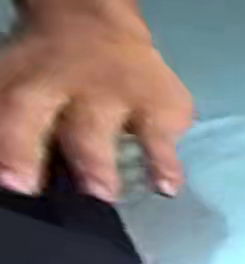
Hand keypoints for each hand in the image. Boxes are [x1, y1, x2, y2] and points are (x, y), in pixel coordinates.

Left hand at [0, 0, 192, 197]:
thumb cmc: (59, 65)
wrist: (99, 26)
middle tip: (35, 188)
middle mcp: (62, 87)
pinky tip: (167, 187)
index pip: (8, 114)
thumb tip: (29, 164)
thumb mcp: (27, 78)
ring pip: (98, 130)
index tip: (14, 185)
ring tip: (104, 194)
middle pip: (41, 119)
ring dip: (99, 162)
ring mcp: (115, 97)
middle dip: (35, 152)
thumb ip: (26, 117)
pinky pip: (161, 142)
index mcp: (24, 81)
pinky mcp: (160, 110)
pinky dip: (165, 166)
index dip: (10, 149)